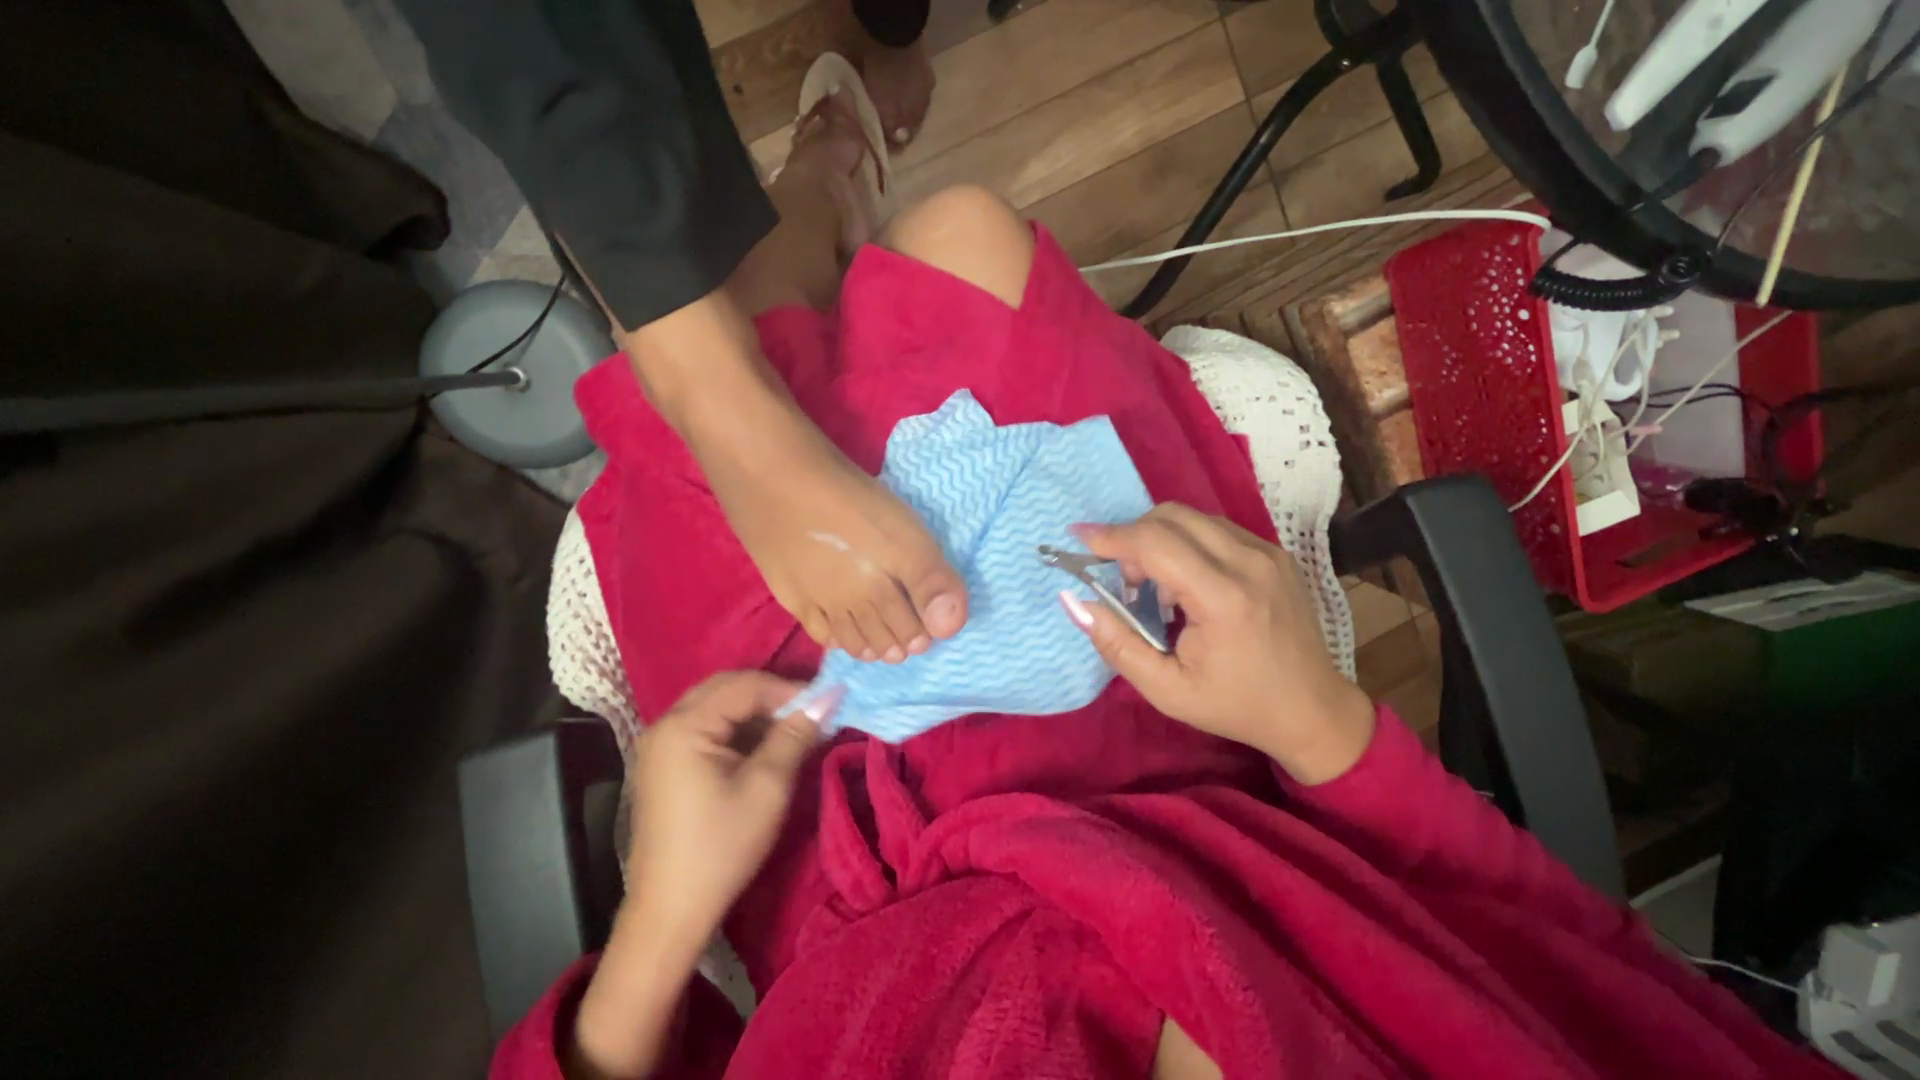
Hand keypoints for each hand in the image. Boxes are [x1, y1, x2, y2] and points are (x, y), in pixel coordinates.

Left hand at [572, 673, 830, 1079]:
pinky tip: (765, 747)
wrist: (671, 909)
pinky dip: (737, 731)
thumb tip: (826, 699)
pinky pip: (705, 730)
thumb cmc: (722, 846)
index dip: (789, 689)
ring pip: (715, 708)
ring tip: (794, 728)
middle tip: (811, 710)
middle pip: (724, 688)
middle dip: (770, 694)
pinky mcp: (664, 766)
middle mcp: (665, 725)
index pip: (744, 685)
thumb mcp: (768, 787)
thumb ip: (795, 735)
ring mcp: (661, 747)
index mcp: (684, 726)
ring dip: (754, 712)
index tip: (828, 701)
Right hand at [1061, 504, 1374, 783]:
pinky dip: (1189, 544)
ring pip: (1194, 518)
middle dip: (1134, 537)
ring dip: (1161, 539)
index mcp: (1223, 599)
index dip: (1111, 536)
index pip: (1155, 542)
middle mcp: (1249, 563)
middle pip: (1172, 516)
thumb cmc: (1234, 705)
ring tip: (1158, 588)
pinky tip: (1189, 585)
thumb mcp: (1165, 689)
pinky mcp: (1277, 554)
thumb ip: (1116, 643)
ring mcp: (1268, 553)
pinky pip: (1218, 529)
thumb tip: (1073, 600)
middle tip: (1127, 582)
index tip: (1079, 537)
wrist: (1311, 710)